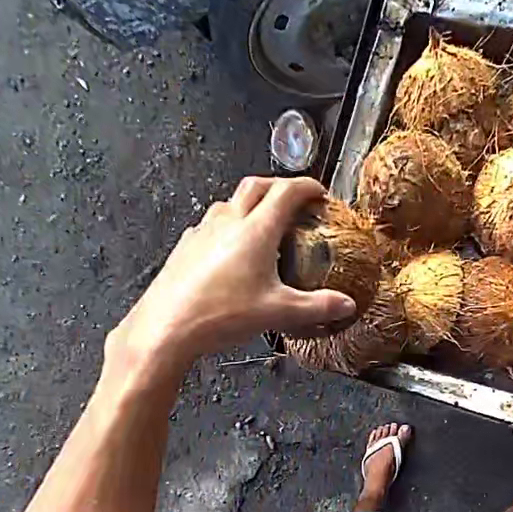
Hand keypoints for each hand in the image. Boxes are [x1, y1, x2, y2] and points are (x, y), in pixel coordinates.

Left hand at [111, 177, 357, 376]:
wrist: (167, 326)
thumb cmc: (221, 314)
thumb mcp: (279, 313)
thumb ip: (316, 307)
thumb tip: (345, 305)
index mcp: (257, 230)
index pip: (287, 192)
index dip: (307, 187)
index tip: (319, 193)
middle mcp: (229, 222)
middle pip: (256, 185)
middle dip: (279, 186)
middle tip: (294, 199)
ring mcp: (203, 231)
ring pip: (229, 202)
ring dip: (249, 203)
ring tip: (262, 222)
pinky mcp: (186, 247)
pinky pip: (209, 225)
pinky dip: (226, 225)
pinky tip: (229, 249)